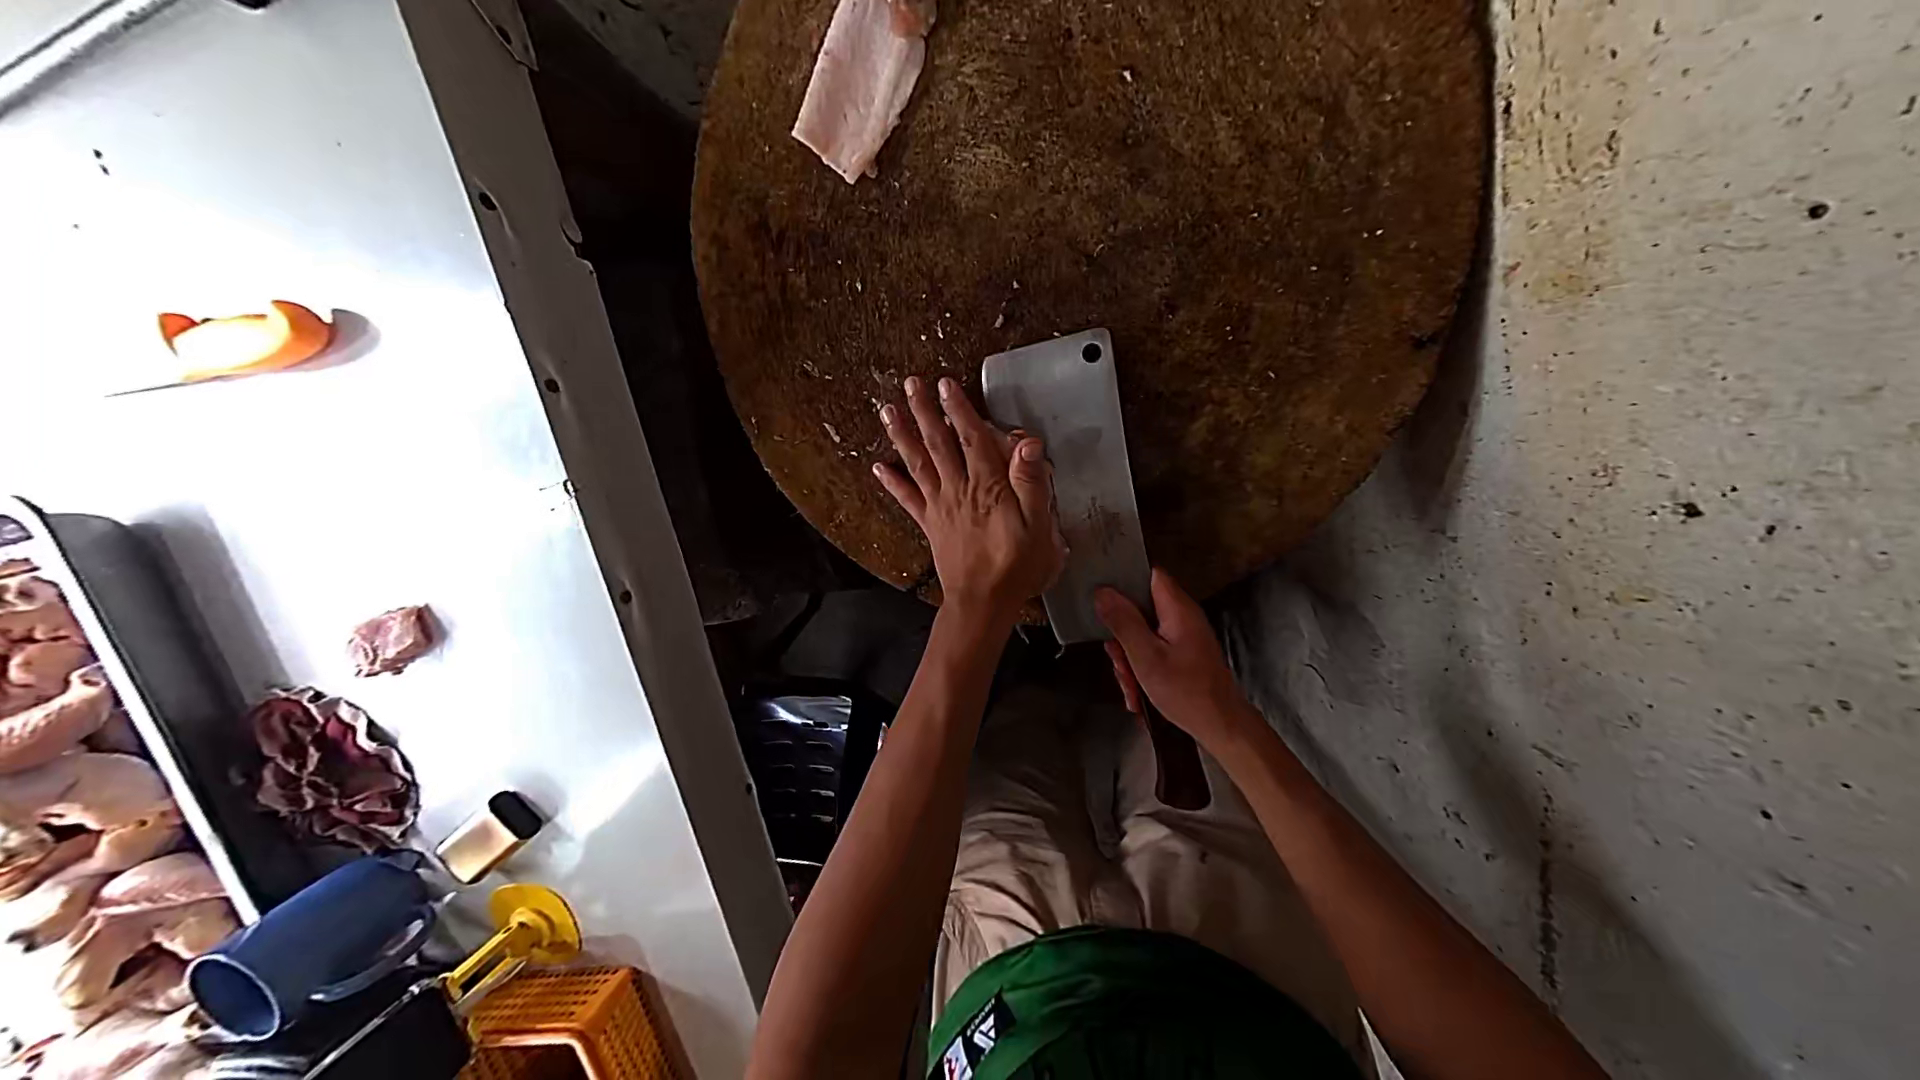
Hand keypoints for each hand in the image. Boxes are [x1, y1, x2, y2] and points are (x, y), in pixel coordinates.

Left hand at [874, 376, 1064, 621]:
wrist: (982, 603)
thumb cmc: (1015, 568)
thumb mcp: (1038, 528)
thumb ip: (1032, 485)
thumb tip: (1028, 446)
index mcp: (988, 487)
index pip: (972, 439)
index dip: (959, 409)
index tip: (946, 385)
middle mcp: (959, 490)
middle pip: (938, 443)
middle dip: (924, 411)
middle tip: (910, 384)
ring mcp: (941, 506)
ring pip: (918, 463)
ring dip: (902, 435)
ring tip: (888, 410)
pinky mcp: (931, 524)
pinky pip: (908, 499)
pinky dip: (892, 482)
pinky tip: (879, 466)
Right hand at [1095, 569, 1264, 752]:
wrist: (1221, 727)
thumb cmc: (1187, 692)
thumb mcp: (1145, 657)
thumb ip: (1123, 622)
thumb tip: (1102, 592)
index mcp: (1177, 609)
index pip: (1149, 574)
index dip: (1124, 579)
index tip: (1101, 593)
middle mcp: (1182, 617)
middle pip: (1140, 609)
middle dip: (1122, 635)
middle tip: (1119, 659)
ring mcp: (1183, 637)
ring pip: (1142, 634)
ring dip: (1129, 658)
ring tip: (1131, 683)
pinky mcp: (1182, 655)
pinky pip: (1152, 652)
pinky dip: (1141, 670)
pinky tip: (1138, 693)